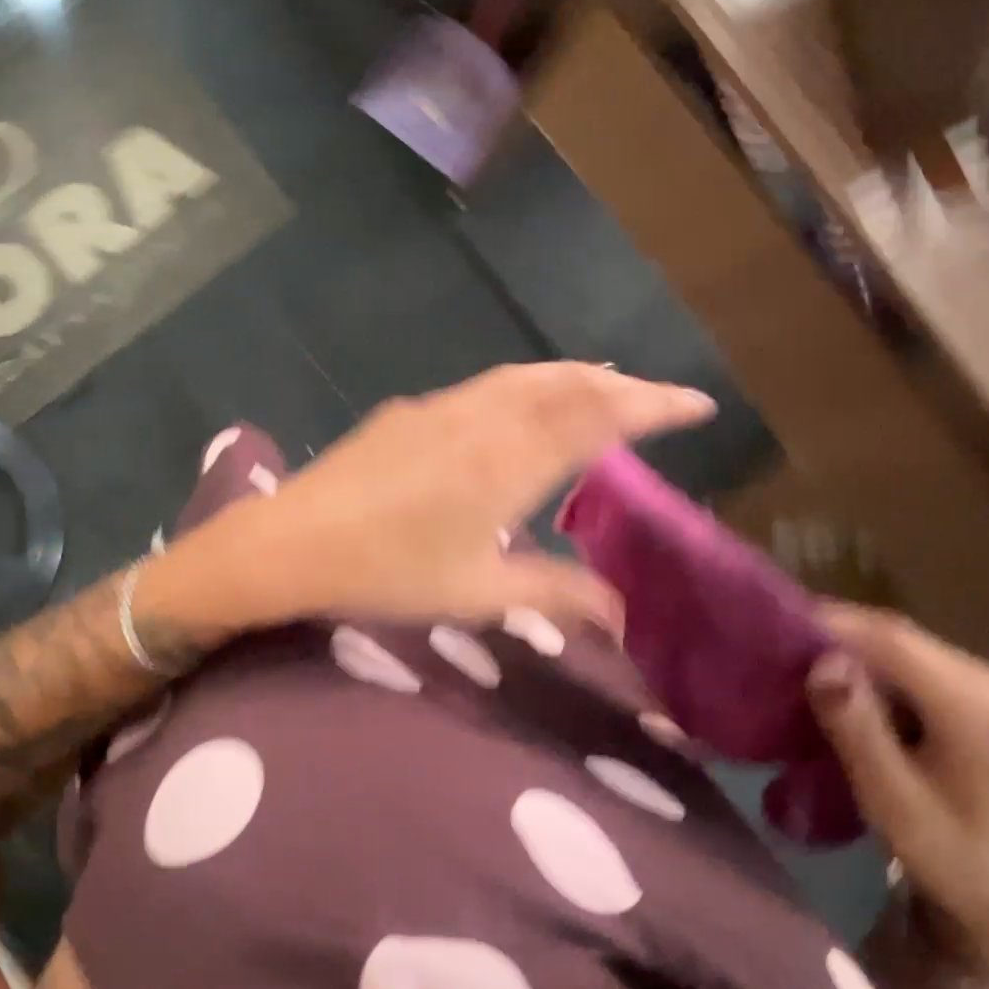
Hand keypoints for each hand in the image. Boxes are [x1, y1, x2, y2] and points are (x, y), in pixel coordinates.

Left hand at [159, 362, 714, 634]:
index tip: (698, 404)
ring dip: (570, 377)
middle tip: (656, 398)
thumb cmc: (386, 573)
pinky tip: (519, 408)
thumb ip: (554, 595)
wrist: (290, 544)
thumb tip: (621, 612)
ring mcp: (439, 408)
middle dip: (619, 384)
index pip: (598, 416)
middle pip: (564, 383)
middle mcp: (481, 419)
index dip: (653, 405)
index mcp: (508, 461)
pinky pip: (484, 386)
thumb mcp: (476, 594)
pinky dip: (524, 386)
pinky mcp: (407, 413)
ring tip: (601, 387)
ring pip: (521, 377)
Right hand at [807, 604, 988, 988]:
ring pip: (898, 646)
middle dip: (831, 636)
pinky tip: (837, 687)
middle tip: (773, 648)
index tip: (769, 625)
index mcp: (979, 705)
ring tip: (793, 664)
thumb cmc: (949, 855)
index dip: (828, 623)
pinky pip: (909, 664)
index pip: (892, 638)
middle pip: (895, 636)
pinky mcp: (979, 696)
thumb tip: (822, 659)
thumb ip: (856, 726)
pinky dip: (868, 669)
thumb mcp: (891, 799)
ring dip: (846, 652)